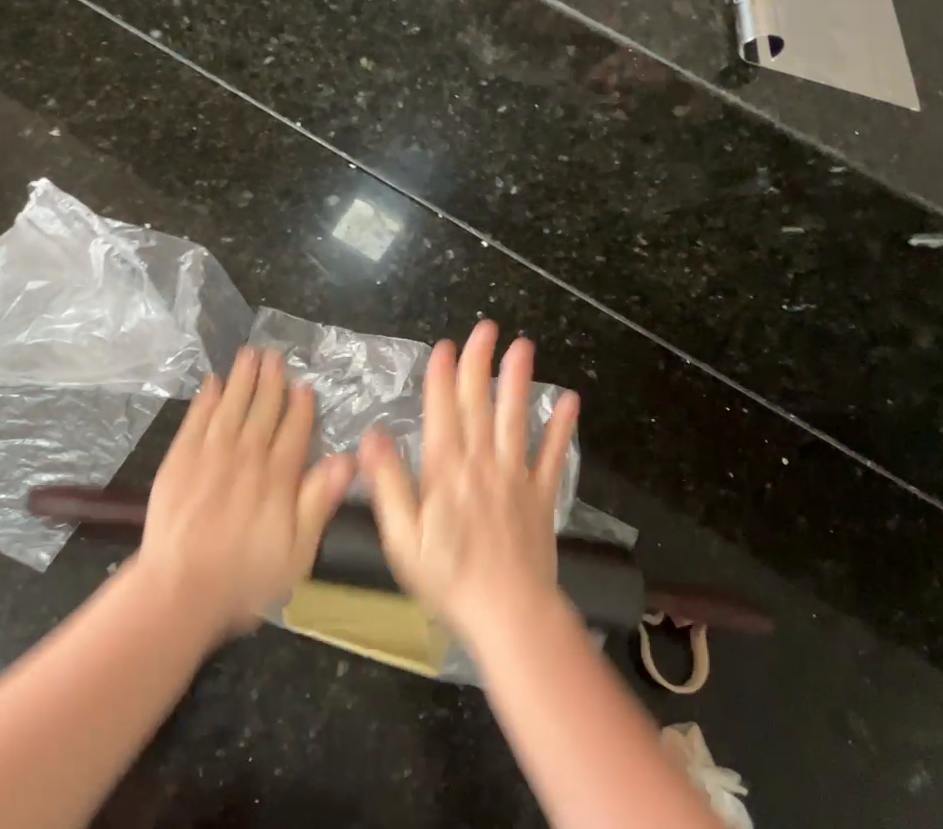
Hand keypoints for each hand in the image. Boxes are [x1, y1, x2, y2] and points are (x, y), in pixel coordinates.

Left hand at [133, 346, 355, 639]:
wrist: (180, 587)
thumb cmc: (245, 578)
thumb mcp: (297, 551)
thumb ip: (319, 501)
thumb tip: (347, 460)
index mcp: (277, 479)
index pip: (294, 433)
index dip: (301, 409)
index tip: (305, 386)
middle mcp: (246, 458)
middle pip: (262, 412)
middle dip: (271, 383)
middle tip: (275, 356)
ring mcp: (209, 456)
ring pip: (229, 407)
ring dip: (241, 380)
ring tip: (249, 355)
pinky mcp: (178, 461)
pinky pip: (195, 421)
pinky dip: (204, 400)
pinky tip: (211, 384)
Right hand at [357, 320, 579, 639]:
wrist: (510, 613)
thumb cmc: (447, 578)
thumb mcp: (402, 537)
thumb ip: (389, 484)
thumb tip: (373, 436)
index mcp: (445, 472)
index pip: (442, 413)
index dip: (442, 377)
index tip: (445, 346)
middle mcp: (481, 464)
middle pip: (480, 405)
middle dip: (480, 364)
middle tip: (486, 328)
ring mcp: (515, 478)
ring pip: (516, 419)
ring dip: (519, 381)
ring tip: (523, 347)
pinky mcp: (540, 497)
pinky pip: (551, 456)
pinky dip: (561, 428)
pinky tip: (569, 402)